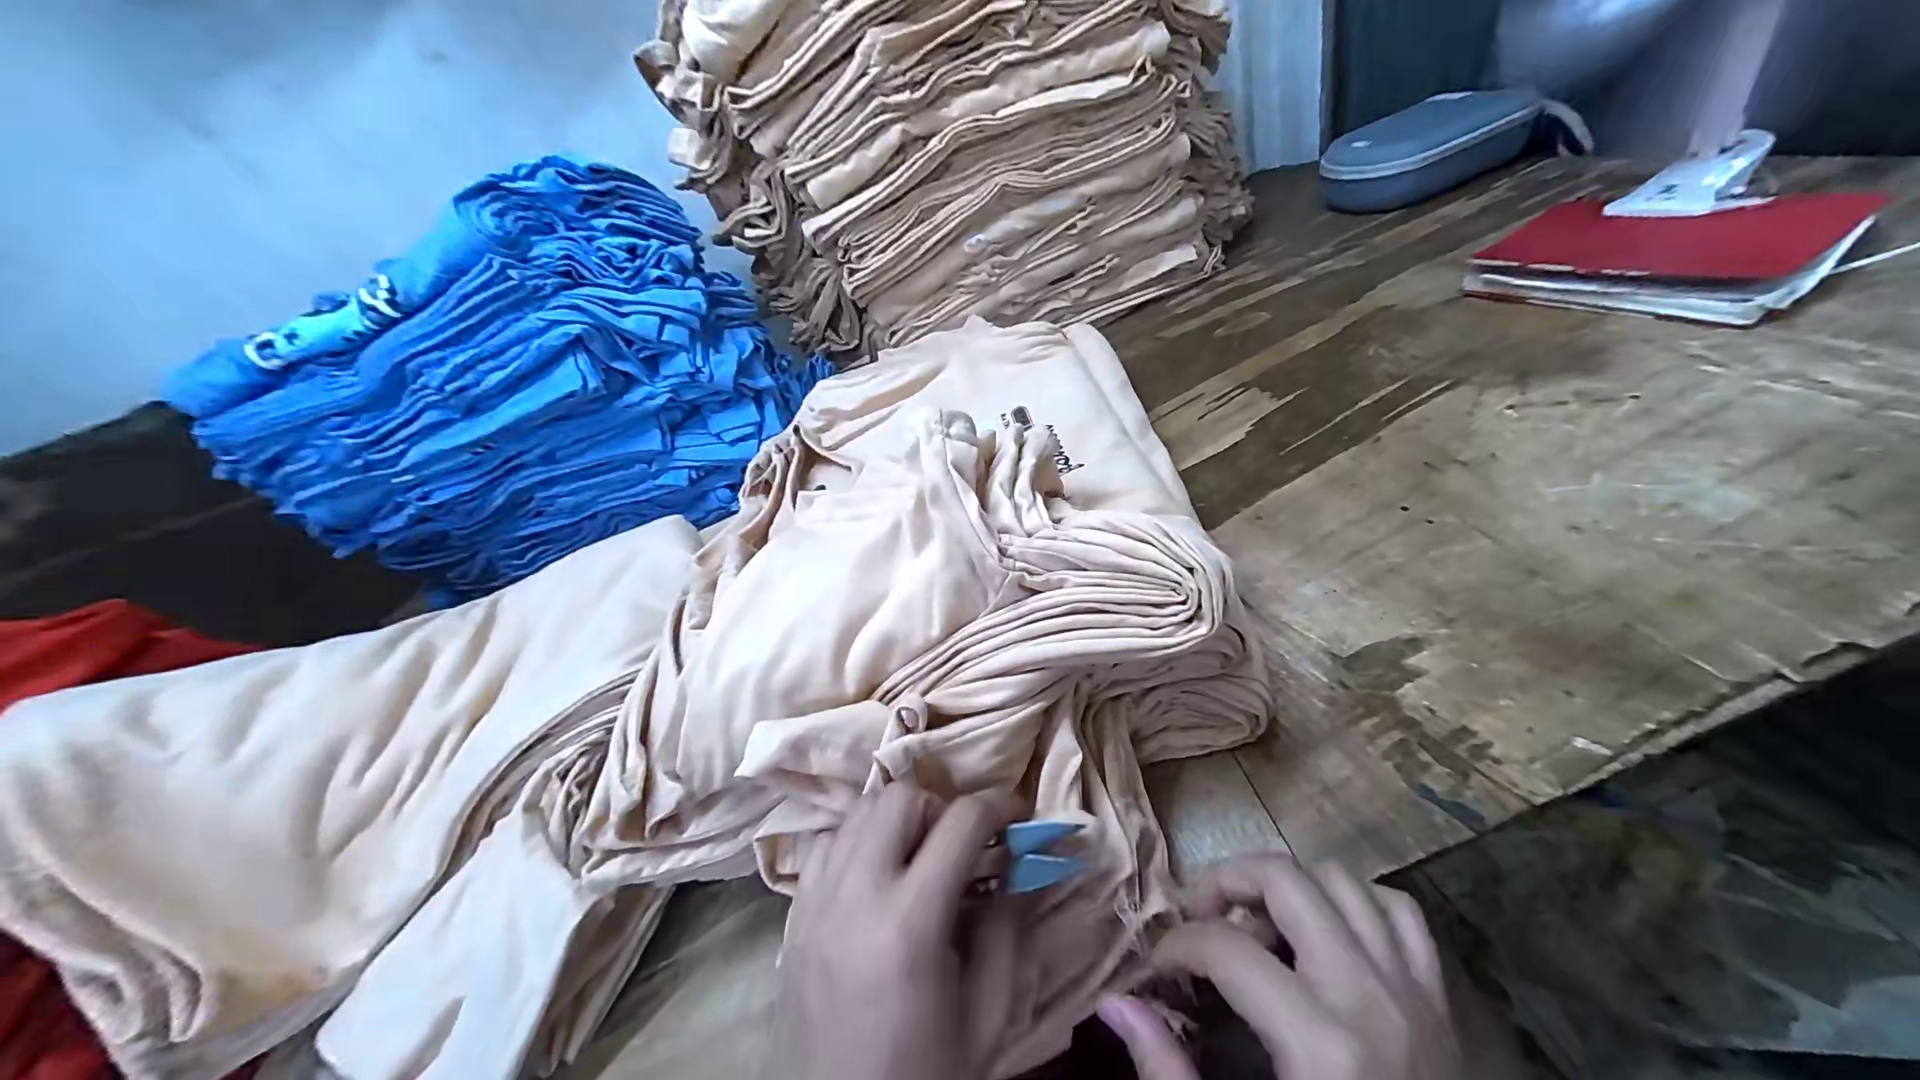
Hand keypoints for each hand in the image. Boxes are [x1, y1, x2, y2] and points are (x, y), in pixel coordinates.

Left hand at [770, 783, 1020, 1079]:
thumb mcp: (986, 1017)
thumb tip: (1015, 868)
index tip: (1017, 813)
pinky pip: (826, 844)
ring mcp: (815, 901)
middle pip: (899, 797)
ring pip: (857, 810)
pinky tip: (876, 877)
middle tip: (962, 845)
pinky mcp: (793, 914)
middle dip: (940, 807)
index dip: (998, 805)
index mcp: (909, 924)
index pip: (960, 824)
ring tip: (920, 858)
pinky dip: (857, 841)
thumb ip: (1007, 931)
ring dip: (898, 819)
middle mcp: (854, 895)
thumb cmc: (923, 1076)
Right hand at [1098, 855, 1461, 1079]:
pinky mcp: (1442, 1003)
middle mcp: (1369, 996)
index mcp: (1320, 1043)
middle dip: (1225, 883)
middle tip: (1199, 918)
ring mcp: (1414, 993)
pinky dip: (1356, 904)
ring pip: (1342, 881)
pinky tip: (1327, 933)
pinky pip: (1398, 913)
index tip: (1158, 966)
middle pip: (1284, 880)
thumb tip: (1115, 1005)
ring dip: (1290, 888)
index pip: (1224, 946)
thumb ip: (1169, 1074)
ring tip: (1260, 926)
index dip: (1176, 945)